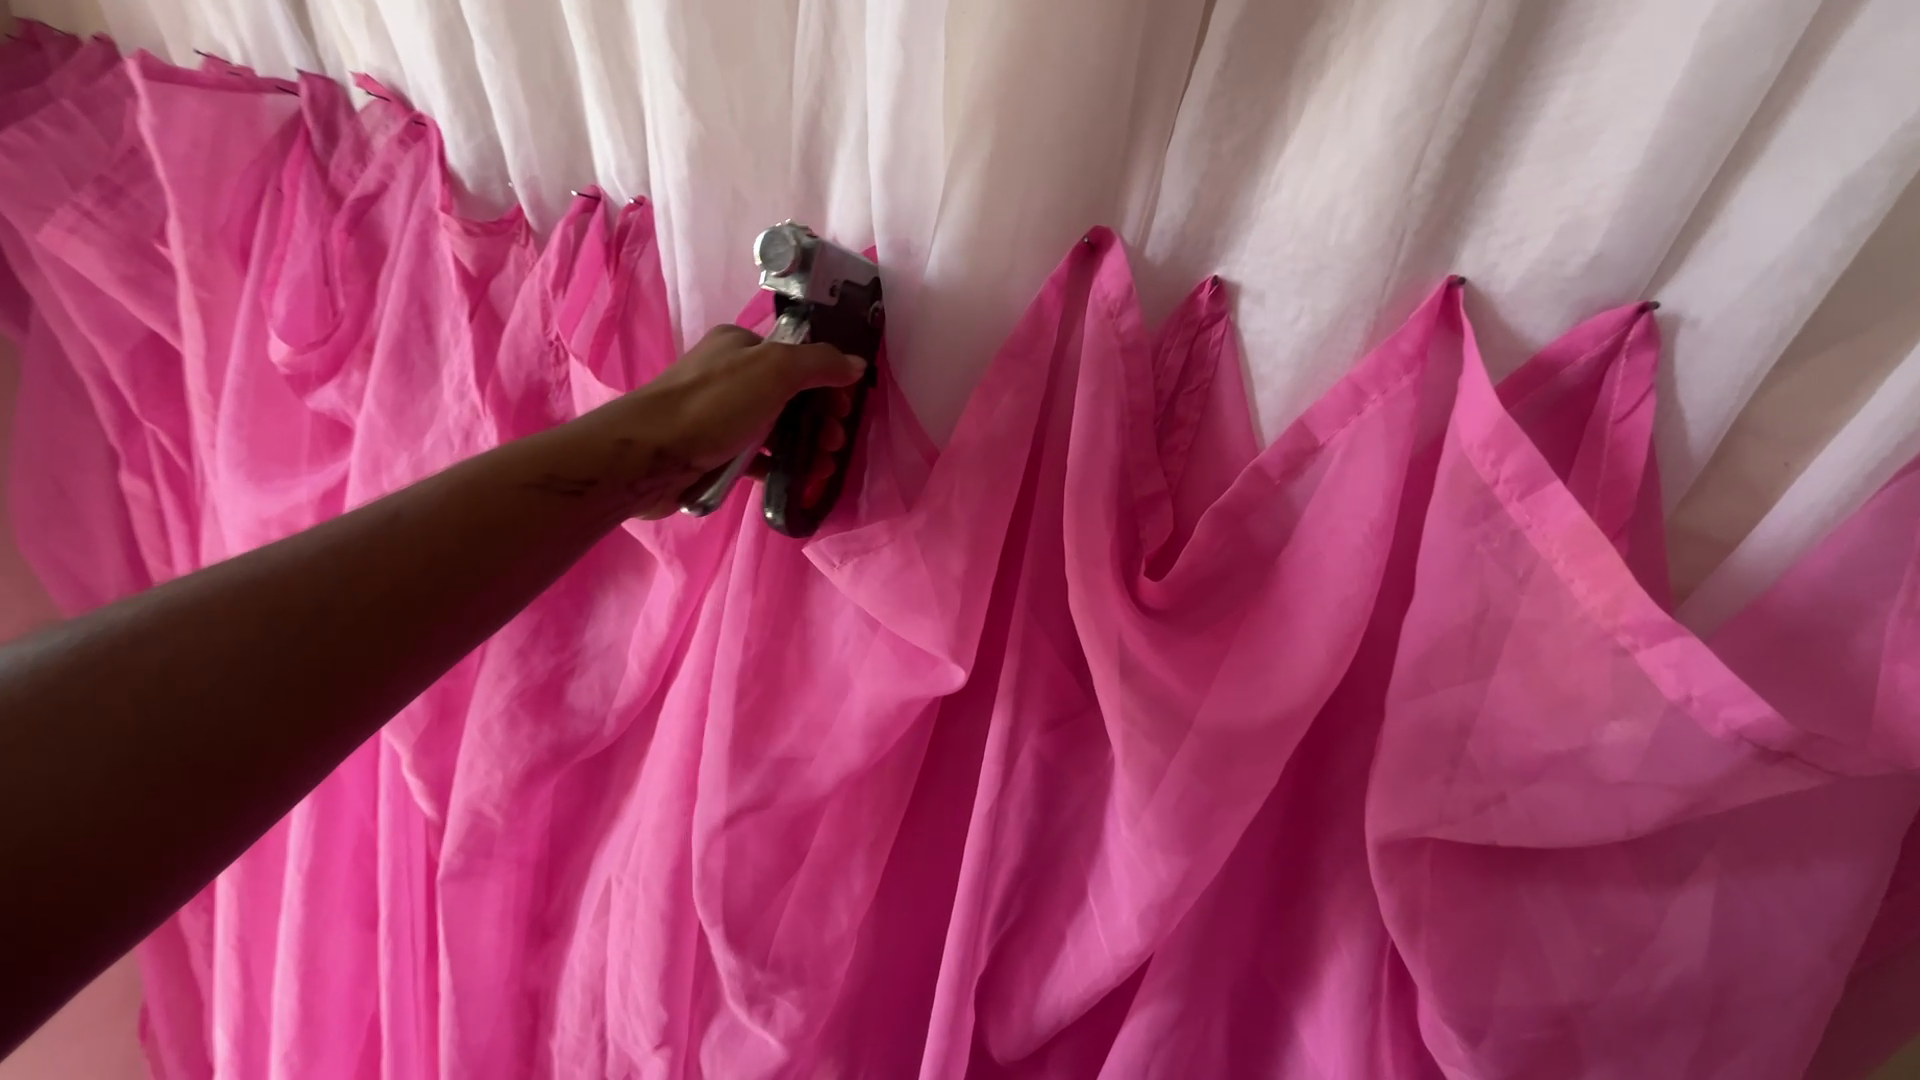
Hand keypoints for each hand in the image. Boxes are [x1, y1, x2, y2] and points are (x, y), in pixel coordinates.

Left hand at [581, 324, 866, 518]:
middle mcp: (731, 375)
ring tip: (824, 468)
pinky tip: (799, 481)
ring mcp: (722, 416)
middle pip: (792, 395)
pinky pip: (758, 457)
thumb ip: (820, 363)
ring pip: (777, 429)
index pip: (797, 356)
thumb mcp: (775, 370)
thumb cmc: (715, 405)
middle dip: (821, 419)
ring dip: (807, 446)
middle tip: (836, 443)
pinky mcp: (715, 451)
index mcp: (741, 346)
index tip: (845, 409)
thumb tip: (855, 363)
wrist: (650, 455)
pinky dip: (781, 467)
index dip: (828, 381)